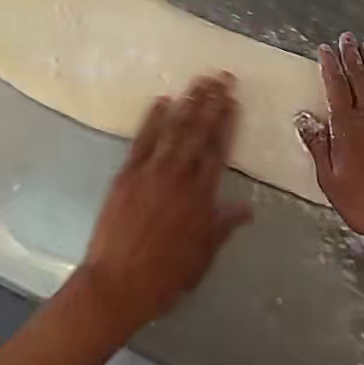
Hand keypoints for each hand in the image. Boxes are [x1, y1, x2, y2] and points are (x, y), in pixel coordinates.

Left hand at [76, 73, 252, 332]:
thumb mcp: (202, 257)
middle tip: (221, 77)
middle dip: (212, 102)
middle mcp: (179, 176)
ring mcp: (151, 172)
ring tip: (199, 80)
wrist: (114, 287)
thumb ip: (224, 226)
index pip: (218, 150)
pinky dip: (152, 118)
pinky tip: (162, 100)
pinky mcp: (126, 174)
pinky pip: (142, 140)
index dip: (227, 123)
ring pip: (174, 129)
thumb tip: (249, 208)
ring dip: (188, 102)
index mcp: (201, 196)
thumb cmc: (163, 277)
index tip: (234, 100)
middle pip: (198, 131)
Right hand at [296, 33, 363, 247]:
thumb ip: (318, 145)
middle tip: (348, 37)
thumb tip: (304, 118)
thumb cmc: (359, 199)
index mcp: (346, 126)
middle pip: (359, 78)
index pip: (335, 87)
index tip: (325, 49)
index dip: (330, 65)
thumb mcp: (328, 178)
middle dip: (352, 56)